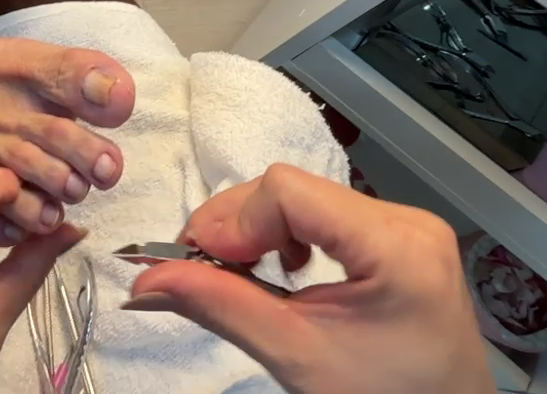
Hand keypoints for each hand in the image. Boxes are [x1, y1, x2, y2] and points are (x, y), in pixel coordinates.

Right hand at [125, 164, 491, 393]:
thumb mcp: (295, 357)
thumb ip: (218, 305)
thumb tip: (140, 280)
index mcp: (397, 246)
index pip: (288, 191)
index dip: (234, 219)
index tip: (198, 260)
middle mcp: (406, 219)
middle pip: (290, 189)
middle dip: (236, 225)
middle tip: (198, 267)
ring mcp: (405, 225)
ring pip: (299, 196)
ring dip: (255, 228)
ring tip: (235, 272)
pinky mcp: (397, 236)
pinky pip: (319, 212)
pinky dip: (283, 233)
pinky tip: (281, 269)